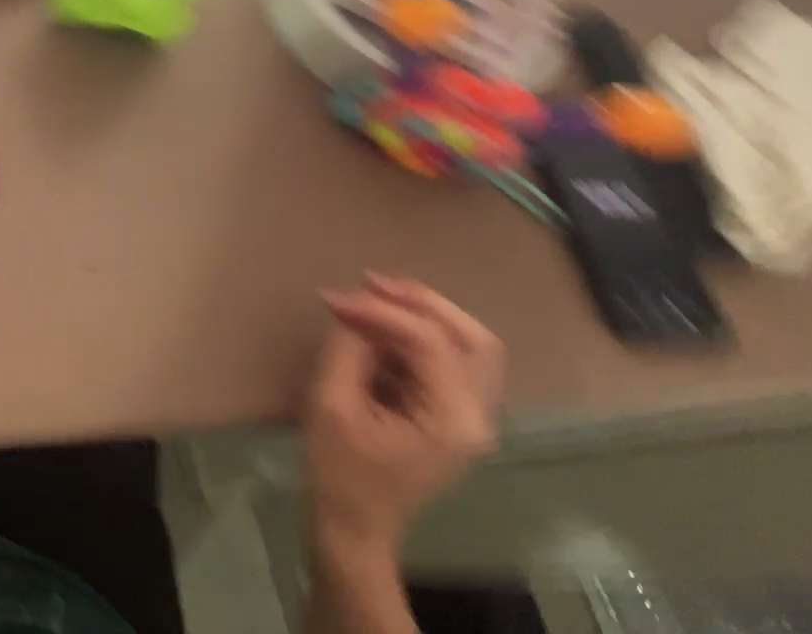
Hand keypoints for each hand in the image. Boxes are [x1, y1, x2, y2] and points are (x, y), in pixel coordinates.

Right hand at [306, 273, 504, 552]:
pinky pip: (456, 361)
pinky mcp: (457, 417)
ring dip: (429, 315)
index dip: (382, 311)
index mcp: (453, 419)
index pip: (430, 342)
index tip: (334, 299)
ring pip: (472, 346)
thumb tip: (353, 308)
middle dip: (422, 302)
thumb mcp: (331, 405)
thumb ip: (348, 350)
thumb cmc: (339, 472)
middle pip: (473, 338)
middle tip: (371, 283)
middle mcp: (479, 416)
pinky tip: (386, 329)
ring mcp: (474, 418)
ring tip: (380, 296)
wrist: (354, 528)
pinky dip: (425, 335)